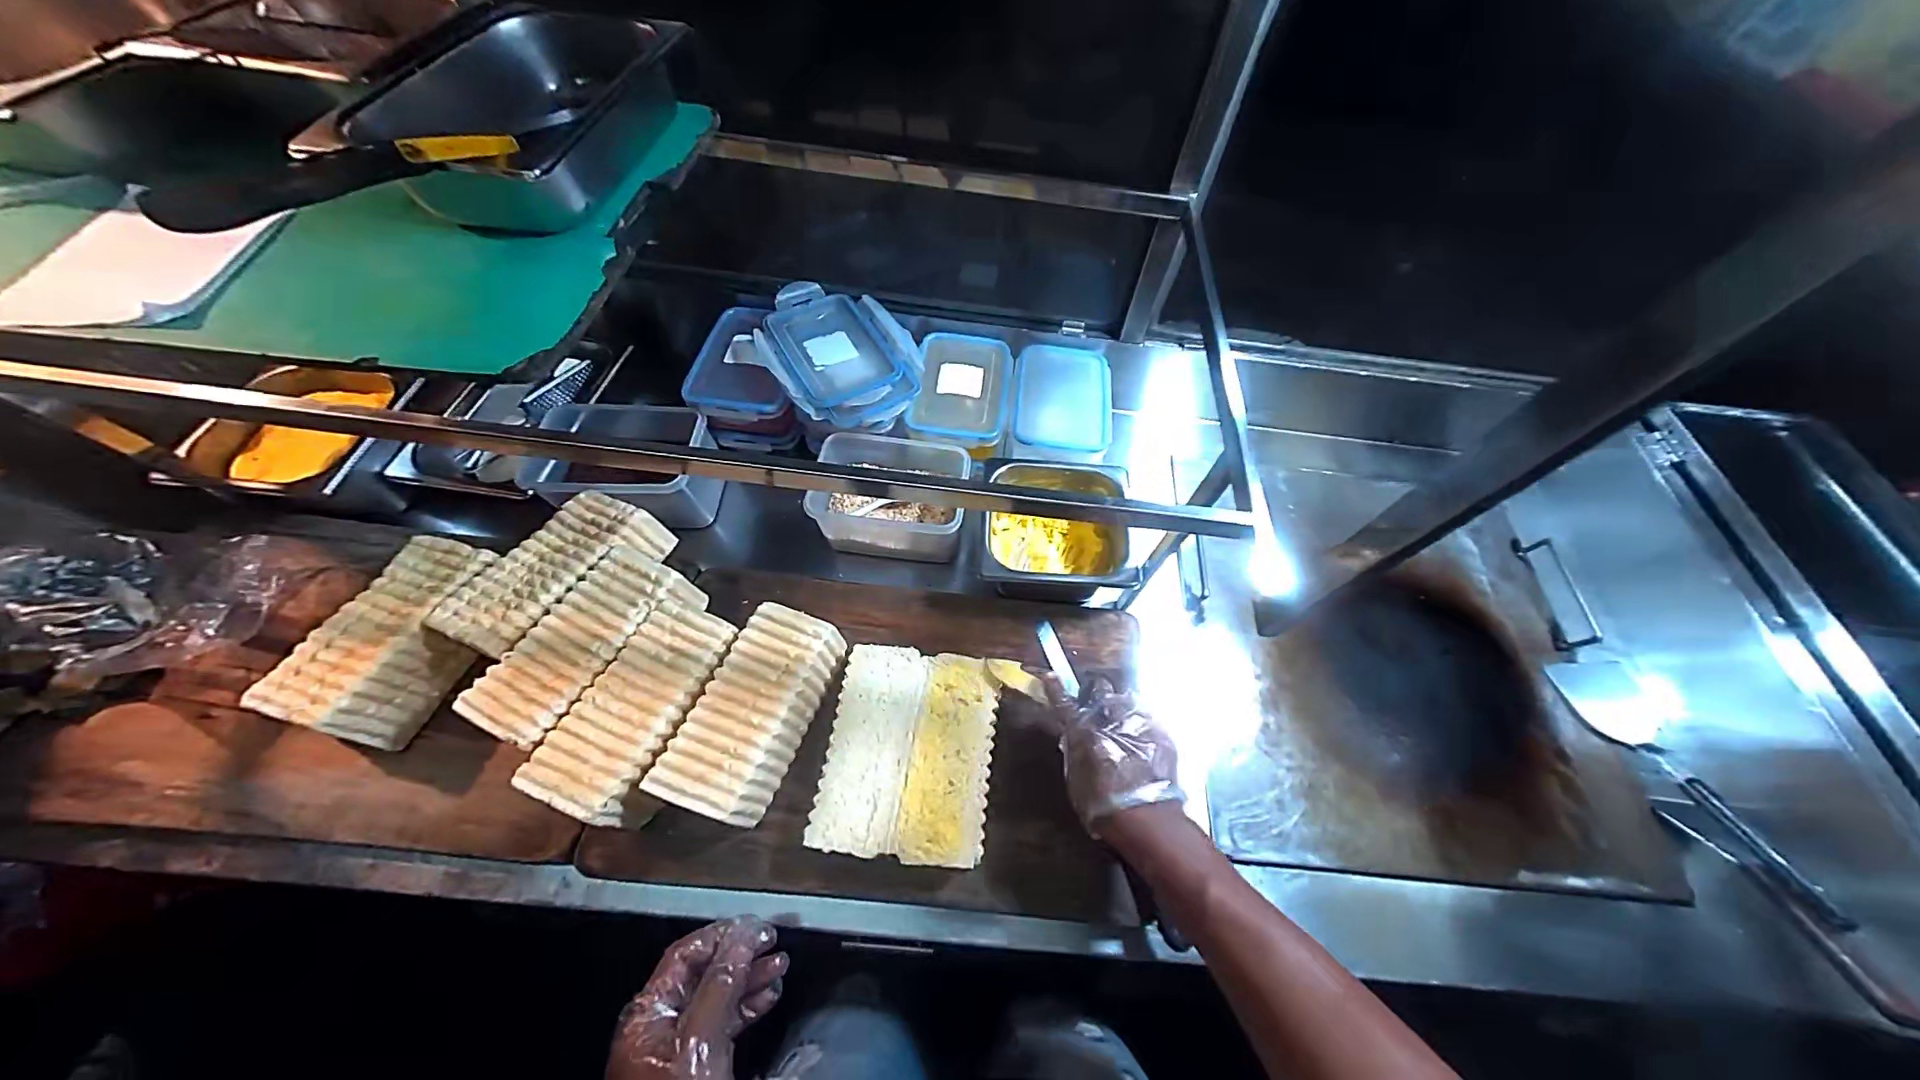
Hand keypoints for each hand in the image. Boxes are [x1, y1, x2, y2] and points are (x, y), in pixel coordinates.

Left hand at [606, 917, 788, 1079]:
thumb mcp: (701, 1040)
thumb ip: (721, 984)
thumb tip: (744, 934)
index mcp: (648, 1013)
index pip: (685, 954)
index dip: (723, 935)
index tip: (759, 927)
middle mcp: (659, 1025)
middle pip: (703, 974)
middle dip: (741, 956)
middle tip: (775, 943)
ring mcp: (676, 1050)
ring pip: (716, 998)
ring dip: (749, 979)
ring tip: (781, 968)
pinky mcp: (694, 1070)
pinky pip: (722, 1025)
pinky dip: (747, 1008)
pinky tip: (769, 998)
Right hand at [1040, 673, 1183, 833]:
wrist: (1147, 819)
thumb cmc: (1102, 806)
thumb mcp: (1076, 780)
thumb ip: (1074, 752)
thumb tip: (1074, 740)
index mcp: (1082, 728)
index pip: (1063, 700)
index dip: (1055, 688)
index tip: (1051, 677)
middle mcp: (1110, 716)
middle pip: (1101, 688)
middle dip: (1098, 696)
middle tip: (1098, 712)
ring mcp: (1139, 720)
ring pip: (1128, 702)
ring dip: (1123, 711)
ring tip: (1125, 730)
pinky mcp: (1162, 732)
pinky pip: (1149, 720)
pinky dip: (1143, 728)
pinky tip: (1144, 746)